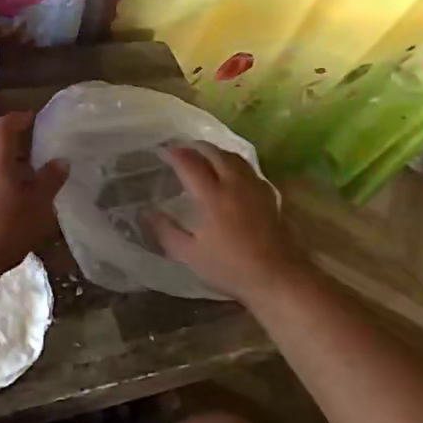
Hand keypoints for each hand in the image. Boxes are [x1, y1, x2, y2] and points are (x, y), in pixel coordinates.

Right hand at [145, 144, 310, 300]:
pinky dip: (232, 162)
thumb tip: (145, 213)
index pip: (189, 163)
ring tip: (203, 155)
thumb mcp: (190, 254)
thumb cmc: (230, 267)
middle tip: (180, 149)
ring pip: (233, 156)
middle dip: (194, 146)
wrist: (277, 276)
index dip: (173, 154)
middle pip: (214, 152)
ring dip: (215, 151)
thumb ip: (165, 231)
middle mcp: (234, 183)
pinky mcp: (269, 194)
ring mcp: (254, 186)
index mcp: (212, 196)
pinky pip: (247, 168)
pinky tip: (230, 173)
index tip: (161, 151)